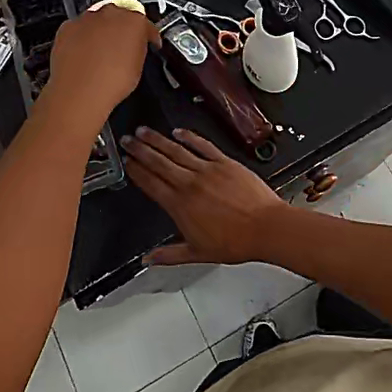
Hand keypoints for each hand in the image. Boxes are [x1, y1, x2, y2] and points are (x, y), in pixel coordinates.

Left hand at [32, 6, 155, 130]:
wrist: (80, 91)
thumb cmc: (110, 81)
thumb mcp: (139, 66)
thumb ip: (138, 48)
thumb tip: (135, 48)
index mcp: (134, 21)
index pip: (146, 23)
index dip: (148, 35)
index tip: (148, 41)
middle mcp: (110, 14)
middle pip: (120, 15)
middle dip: (123, 28)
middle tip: (125, 46)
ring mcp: (87, 20)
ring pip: (98, 20)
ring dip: (102, 31)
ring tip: (104, 52)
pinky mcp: (67, 28)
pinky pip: (79, 28)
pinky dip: (83, 37)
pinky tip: (86, 54)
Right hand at [120, 127, 287, 264]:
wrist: (266, 227)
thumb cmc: (237, 241)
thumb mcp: (198, 253)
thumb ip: (170, 255)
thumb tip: (149, 259)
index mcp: (180, 206)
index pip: (150, 184)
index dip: (136, 171)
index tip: (126, 162)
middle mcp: (190, 185)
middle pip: (158, 162)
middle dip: (140, 150)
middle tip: (127, 140)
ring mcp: (208, 171)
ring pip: (176, 151)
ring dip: (158, 140)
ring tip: (144, 131)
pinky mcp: (226, 163)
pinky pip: (204, 146)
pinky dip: (190, 137)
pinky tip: (179, 131)